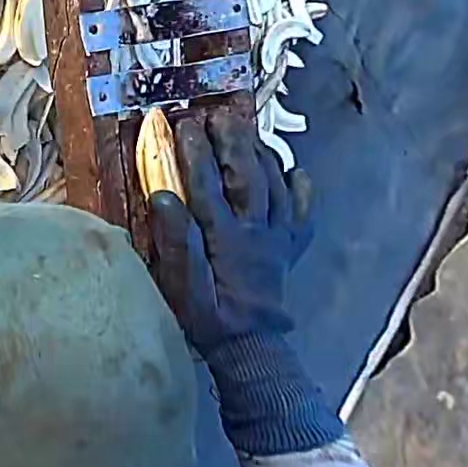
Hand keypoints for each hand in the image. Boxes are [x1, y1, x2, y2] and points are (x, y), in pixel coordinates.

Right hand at [148, 110, 343, 454]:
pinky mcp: (290, 248)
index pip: (206, 183)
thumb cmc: (209, 322)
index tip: (180, 121)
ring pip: (275, 184)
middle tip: (216, 113)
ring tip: (245, 128)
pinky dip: (301, 188)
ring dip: (259, 152)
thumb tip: (165, 196)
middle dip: (230, 140)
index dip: (192, 149)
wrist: (253, 353)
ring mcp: (278, 239)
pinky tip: (296, 170)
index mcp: (226, 239)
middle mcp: (257, 231)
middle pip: (246, 174)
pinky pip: (302, 212)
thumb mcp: (181, 289)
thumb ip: (176, 243)